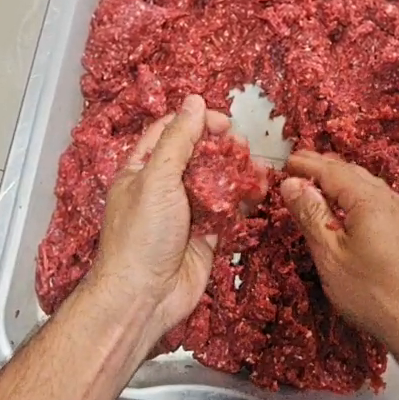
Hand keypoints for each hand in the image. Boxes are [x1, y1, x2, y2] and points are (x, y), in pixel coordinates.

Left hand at [82, 94, 231, 345]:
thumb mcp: (157, 179)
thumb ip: (178, 139)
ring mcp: (186, 212)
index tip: (223, 122)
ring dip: (236, 172)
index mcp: (141, 170)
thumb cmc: (141, 236)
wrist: (144, 298)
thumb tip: (194, 100)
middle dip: (221, 147)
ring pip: (216, 182)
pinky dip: (243, 200)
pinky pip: (228, 211)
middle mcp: (163, 188)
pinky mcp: (206, 235)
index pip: (169, 132)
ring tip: (255, 167)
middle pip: (197, 155)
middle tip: (242, 146)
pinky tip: (258, 192)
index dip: (195, 121)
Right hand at [279, 151, 398, 361]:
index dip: (307, 164)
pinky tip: (350, 210)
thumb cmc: (372, 294)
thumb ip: (310, 215)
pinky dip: (358, 196)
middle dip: (324, 168)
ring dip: (342, 181)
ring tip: (319, 186)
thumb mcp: (331, 256)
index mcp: (370, 200)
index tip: (286, 161)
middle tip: (298, 167)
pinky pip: (380, 201)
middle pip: (353, 173)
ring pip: (369, 186)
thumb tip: (291, 183)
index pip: (333, 170)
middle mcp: (392, 199)